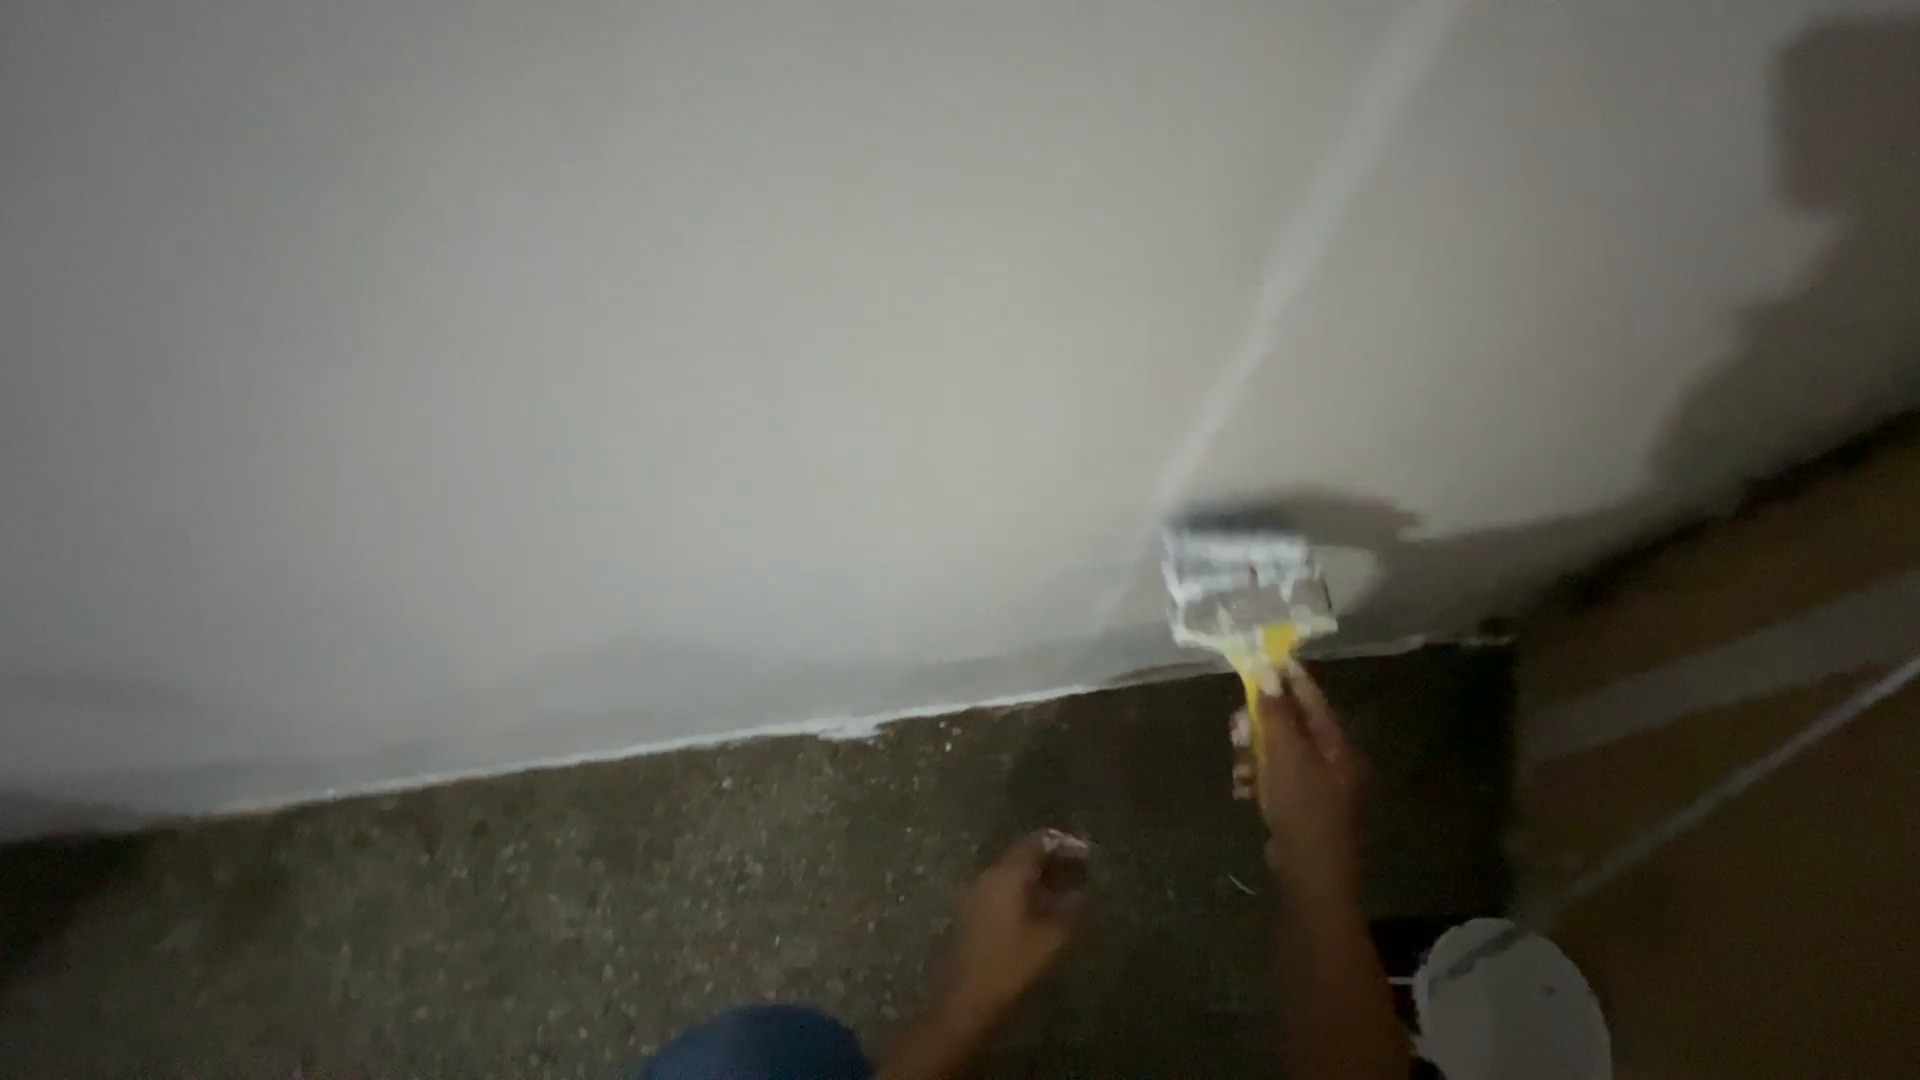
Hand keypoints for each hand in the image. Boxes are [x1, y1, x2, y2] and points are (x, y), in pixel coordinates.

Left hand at [939, 830, 1088, 1026]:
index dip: (1064, 843)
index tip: (1088, 853)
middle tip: (1083, 870)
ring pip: (1014, 873)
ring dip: (1041, 876)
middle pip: (1024, 855)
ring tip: (1069, 889)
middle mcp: (989, 875)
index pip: (1037, 841)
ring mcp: (977, 893)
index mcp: (1007, 873)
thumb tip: (1083, 892)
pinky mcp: (972, 912)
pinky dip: (1027, 891)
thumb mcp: (1050, 939)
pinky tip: (1043, 909)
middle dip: (1054, 859)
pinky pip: (1004, 889)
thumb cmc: (1009, 966)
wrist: (963, 1000)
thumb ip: (1071, 910)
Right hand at [1236, 664, 1361, 900]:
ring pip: (1275, 748)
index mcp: (1333, 742)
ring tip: (1240, 769)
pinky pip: (1271, 774)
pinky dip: (1256, 776)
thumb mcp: (1285, 755)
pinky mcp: (1297, 801)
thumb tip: (1269, 669)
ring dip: (1253, 752)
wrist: (1309, 872)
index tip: (1260, 659)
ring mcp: (1313, 780)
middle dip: (1259, 722)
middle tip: (1238, 730)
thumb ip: (1276, 712)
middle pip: (1288, 722)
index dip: (1286, 676)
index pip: (1310, 696)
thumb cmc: (1302, 808)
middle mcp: (1327, 756)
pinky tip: (1243, 788)